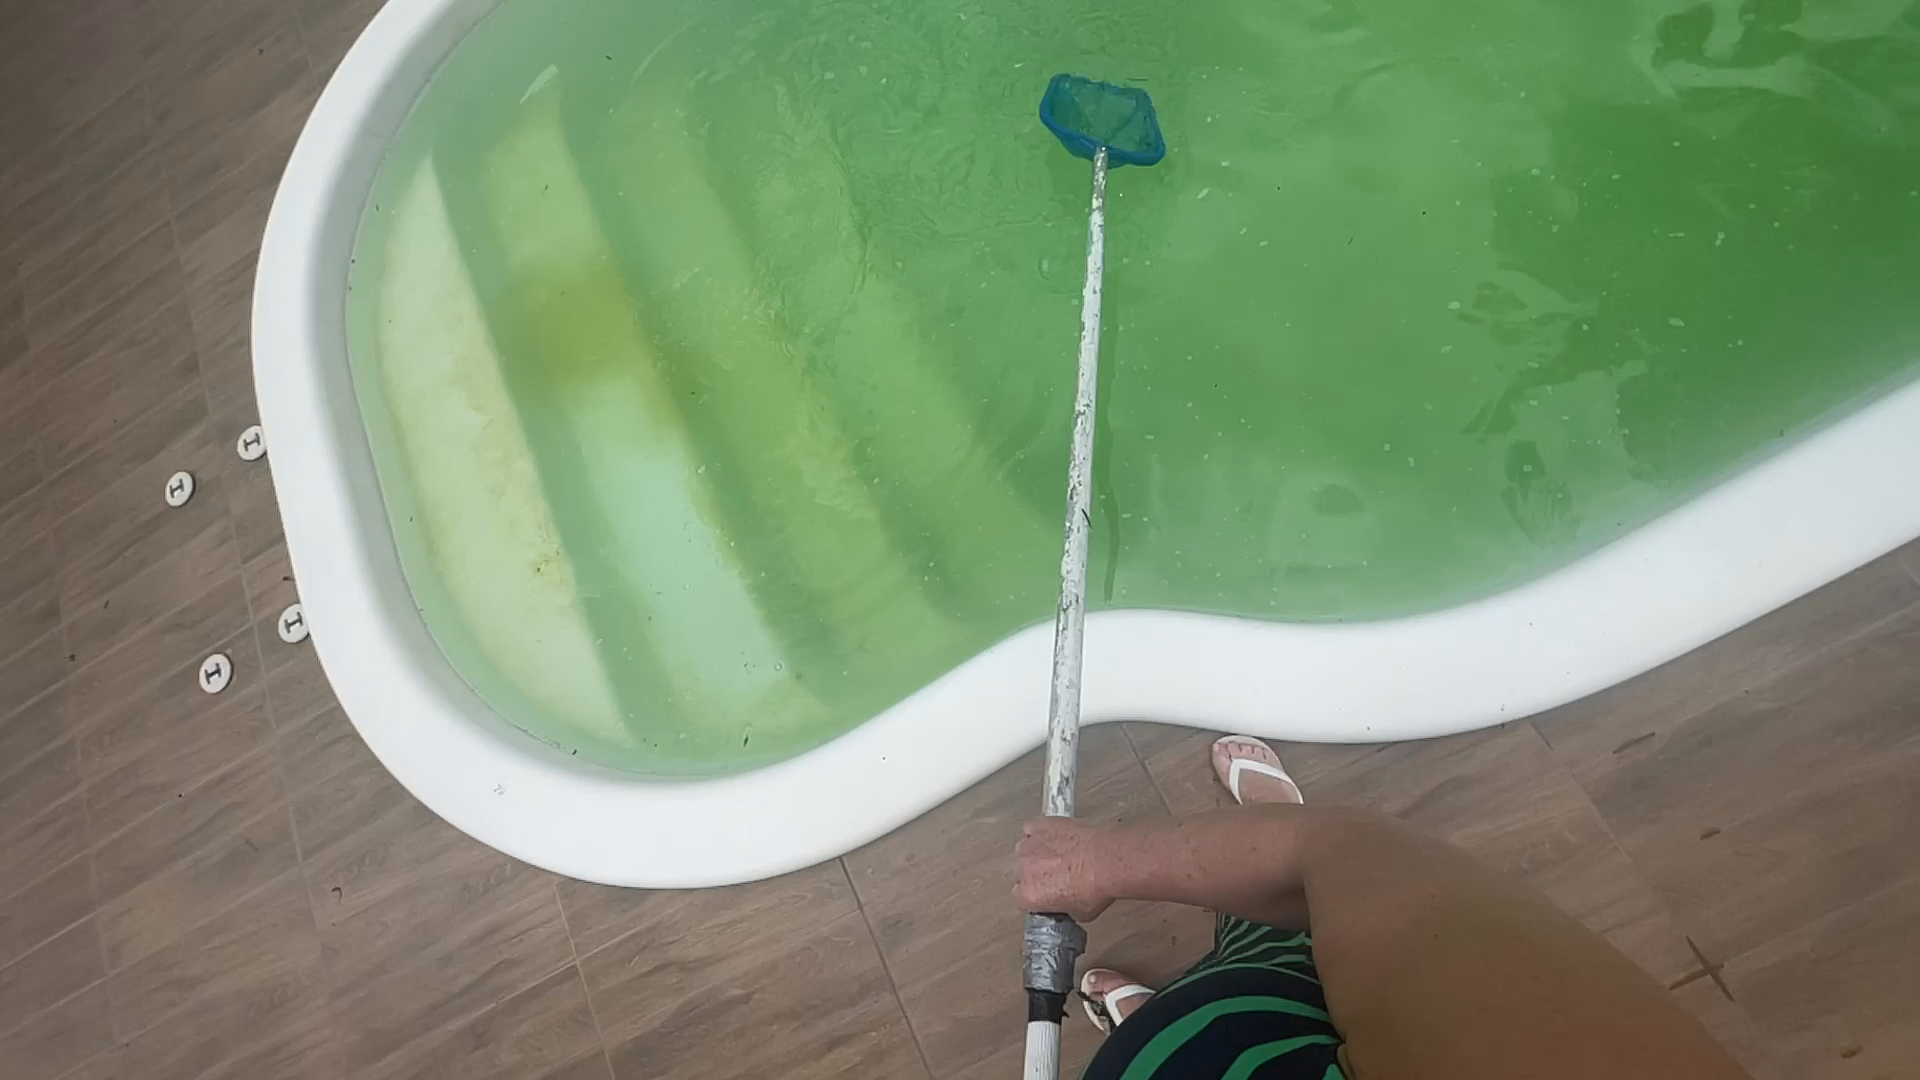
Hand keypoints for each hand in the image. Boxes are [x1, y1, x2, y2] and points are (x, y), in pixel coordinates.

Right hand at [1014, 818, 1113, 922]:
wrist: (1106, 861)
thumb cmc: (1095, 886)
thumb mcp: (1080, 913)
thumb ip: (1063, 909)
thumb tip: (1065, 905)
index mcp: (1030, 894)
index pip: (1019, 897)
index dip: (1032, 896)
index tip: (1041, 894)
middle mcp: (1025, 869)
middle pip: (1020, 872)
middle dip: (1032, 874)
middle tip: (1052, 875)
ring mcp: (1031, 845)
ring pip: (1024, 850)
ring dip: (1034, 853)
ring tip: (1054, 854)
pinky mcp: (1040, 826)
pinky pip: (1031, 829)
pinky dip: (1039, 833)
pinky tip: (1052, 837)